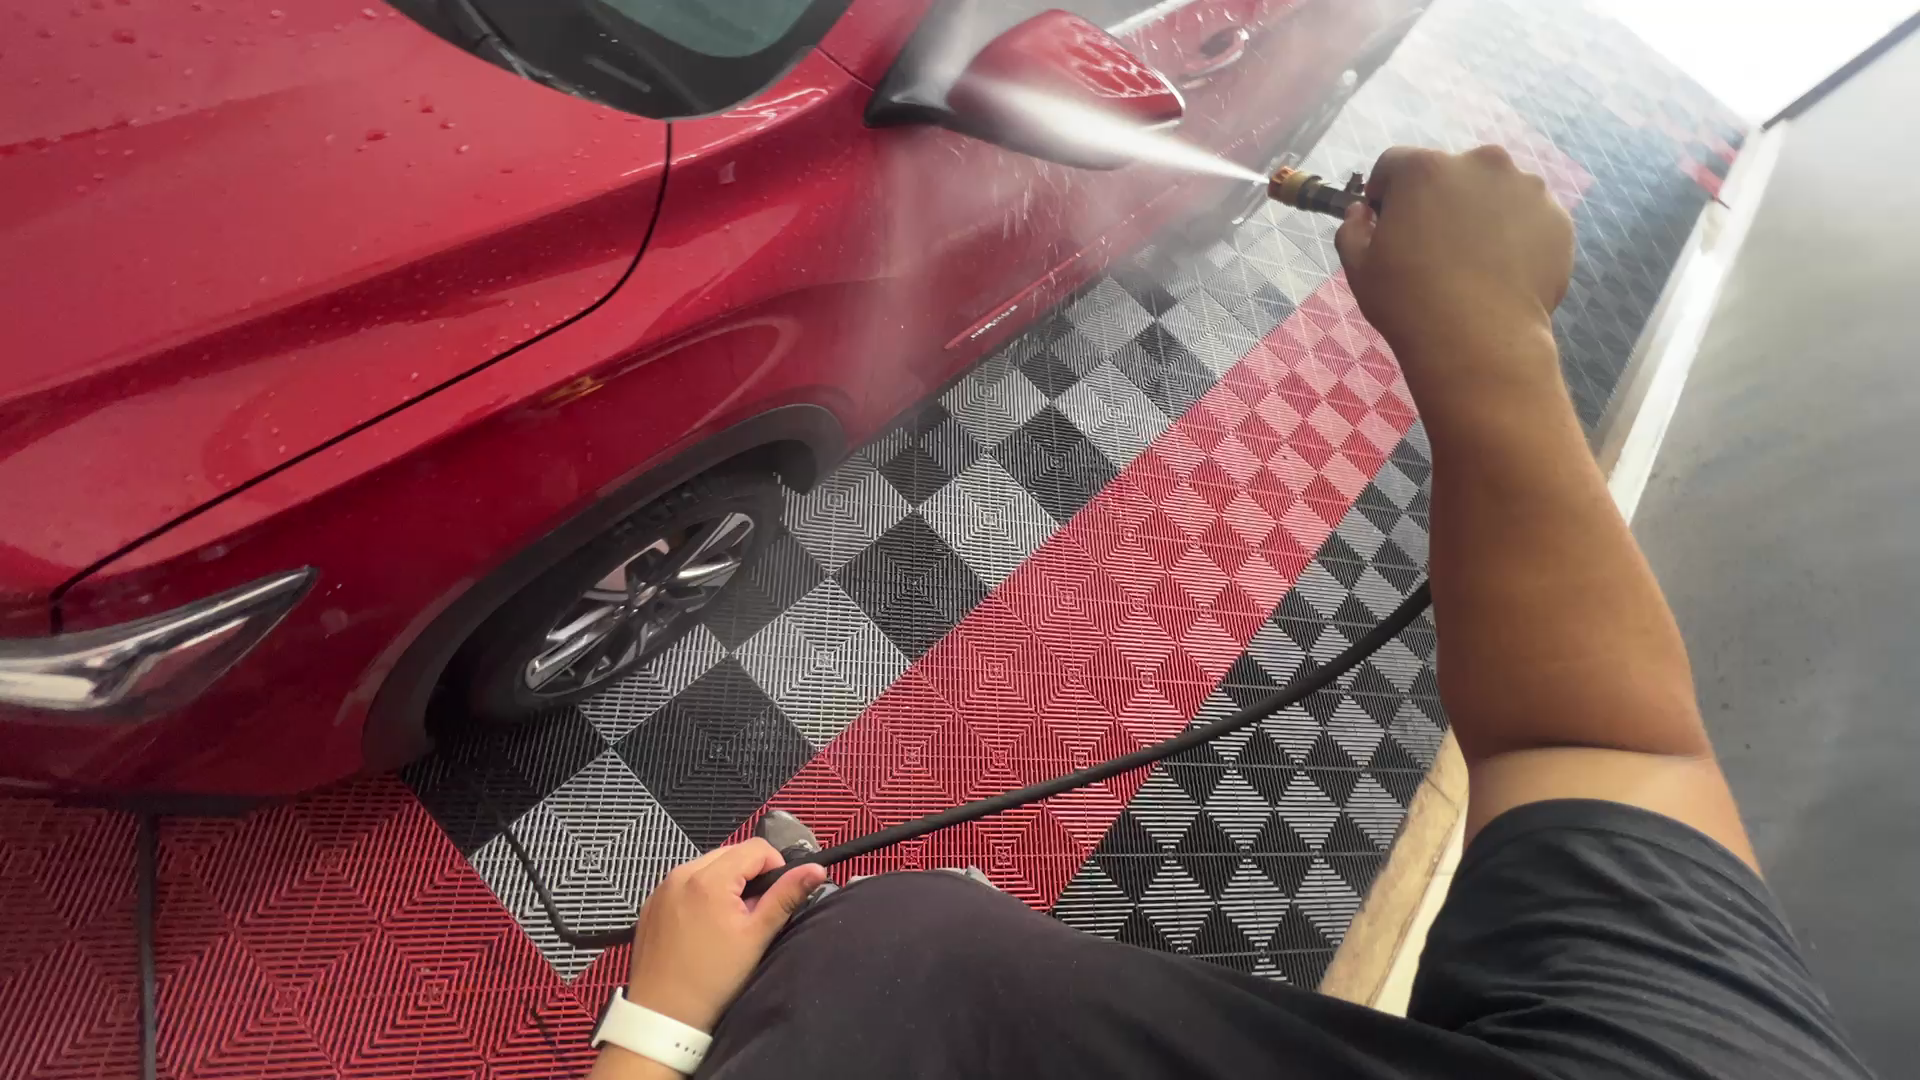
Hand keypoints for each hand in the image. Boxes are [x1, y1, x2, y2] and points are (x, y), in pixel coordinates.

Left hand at [624, 839, 827, 1032]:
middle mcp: (682, 872)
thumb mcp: (757, 937)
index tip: (773, 899)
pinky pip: (685, 881)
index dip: (774, 867)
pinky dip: (700, 891)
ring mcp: (662, 887)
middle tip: (751, 913)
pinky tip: (702, 924)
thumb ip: (787, 896)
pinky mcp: (650, 903)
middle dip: (748, 875)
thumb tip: (816, 869)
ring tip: (727, 919)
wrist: (660, 1020)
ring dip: (725, 881)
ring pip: (708, 865)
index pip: (756, 848)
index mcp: (710, 878)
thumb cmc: (713, 979)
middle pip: (732, 853)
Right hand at [1335, 145, 1573, 384]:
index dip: (1383, 193)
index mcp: (1425, 170)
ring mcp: (1526, 187)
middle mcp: (1481, 163)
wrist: (1476, 335)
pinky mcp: (1556, 217)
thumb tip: (1361, 213)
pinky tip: (1493, 274)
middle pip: (1449, 173)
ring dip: (1475, 216)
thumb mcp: (1357, 267)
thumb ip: (1352, 230)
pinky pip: (1523, 219)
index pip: (1394, 163)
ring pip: (1490, 194)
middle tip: (1426, 247)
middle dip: (1435, 201)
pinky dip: (1509, 237)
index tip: (1382, 223)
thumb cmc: (1405, 298)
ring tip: (1466, 264)